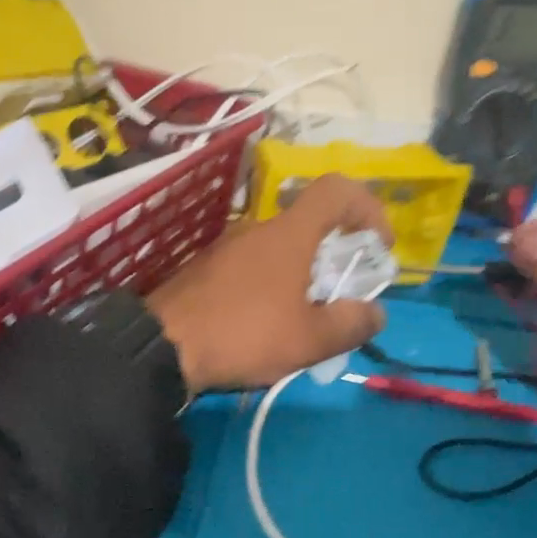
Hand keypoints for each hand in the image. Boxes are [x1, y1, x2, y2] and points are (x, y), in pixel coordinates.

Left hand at [147, 174, 388, 391]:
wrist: (160, 347)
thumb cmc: (244, 335)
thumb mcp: (309, 340)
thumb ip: (350, 324)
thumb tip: (375, 313)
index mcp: (289, 233)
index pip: (338, 190)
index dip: (368, 210)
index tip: (376, 248)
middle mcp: (256, 229)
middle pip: (307, 226)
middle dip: (333, 257)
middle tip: (339, 299)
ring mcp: (225, 248)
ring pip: (277, 252)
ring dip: (299, 278)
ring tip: (301, 323)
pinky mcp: (203, 271)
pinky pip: (249, 270)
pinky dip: (267, 289)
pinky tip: (261, 327)